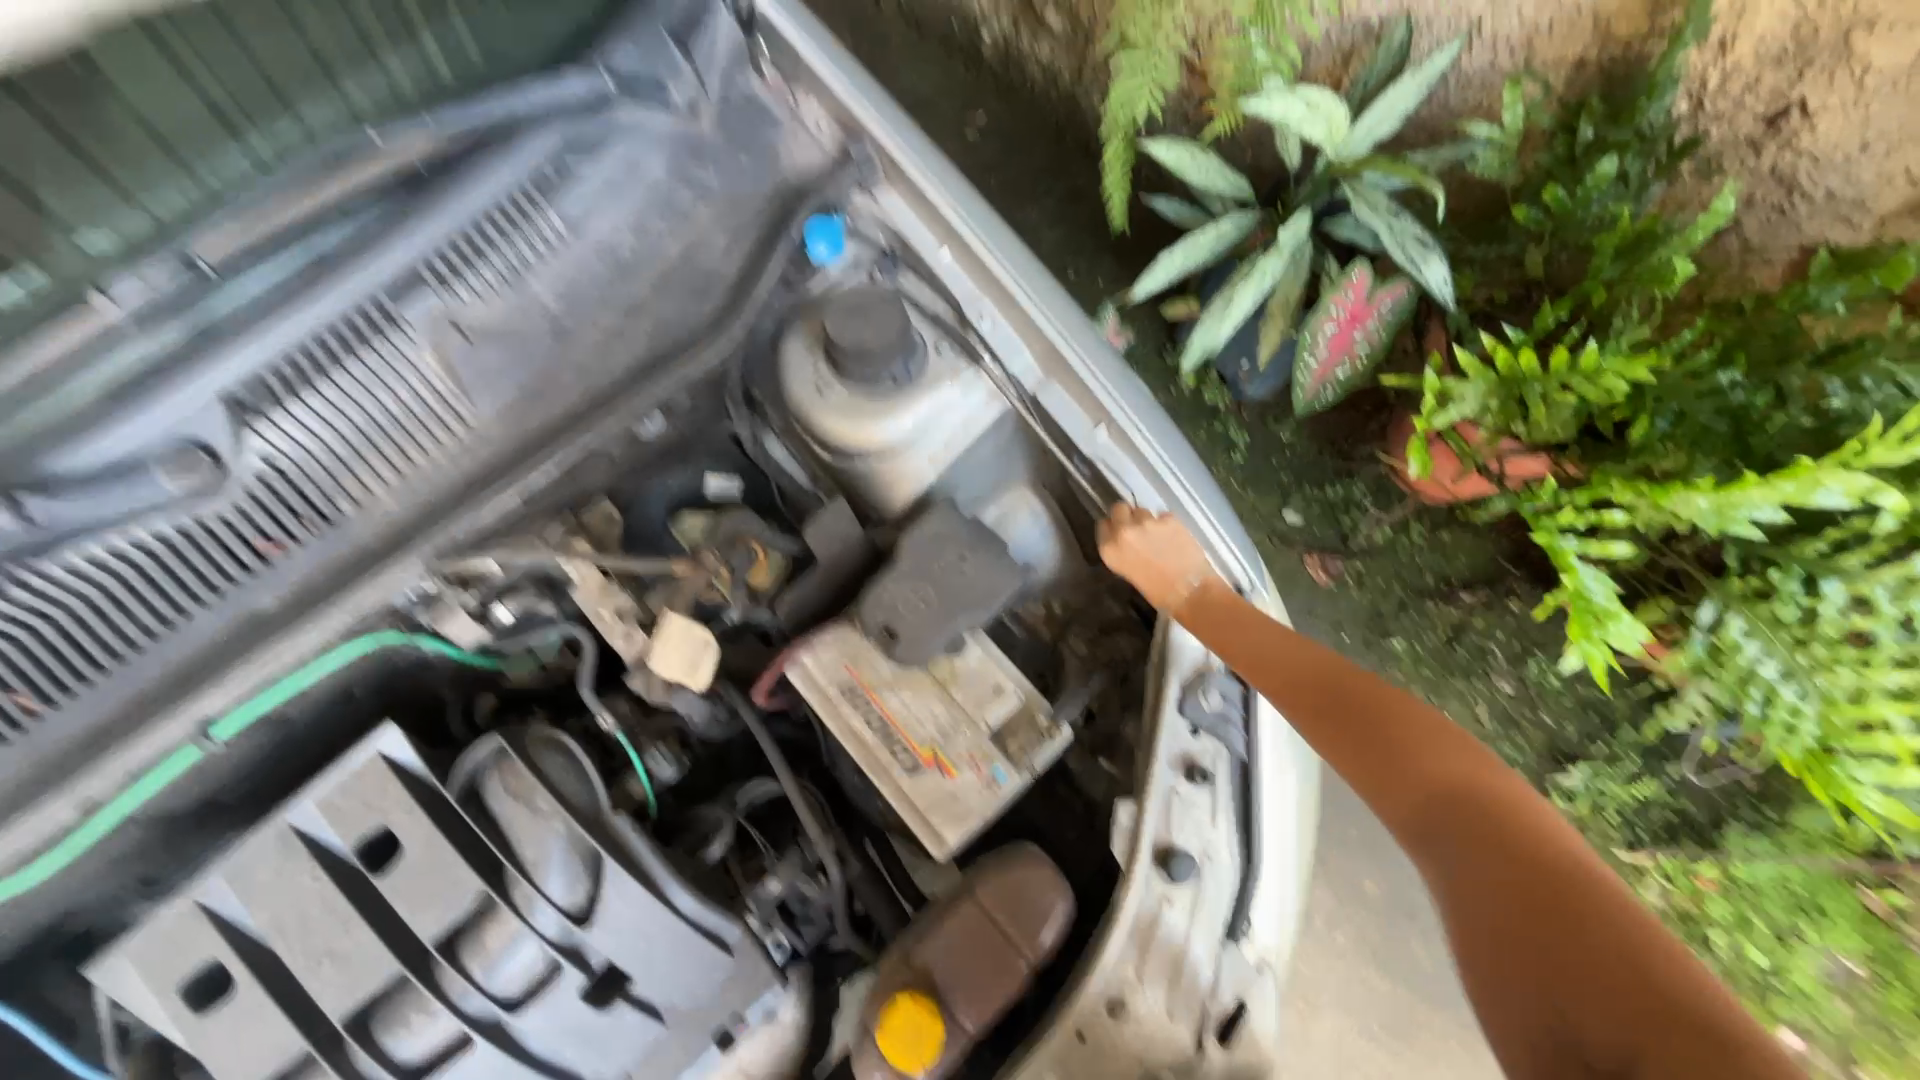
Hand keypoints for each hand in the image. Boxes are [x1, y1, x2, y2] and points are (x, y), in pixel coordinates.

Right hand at [1096, 503, 1222, 613]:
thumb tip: (1126, 541)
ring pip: (1142, 510)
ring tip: (1158, 535)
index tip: (1119, 532)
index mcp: (1110, 549)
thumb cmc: (1157, 592)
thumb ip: (1122, 552)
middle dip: (1126, 515)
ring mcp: (1147, 522)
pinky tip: (1173, 536)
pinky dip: (1166, 523)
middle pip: (1119, 509)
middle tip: (1136, 527)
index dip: (1112, 527)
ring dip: (1147, 520)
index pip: (1103, 525)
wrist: (1190, 591)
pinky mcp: (1169, 518)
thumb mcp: (1128, 572)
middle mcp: (1124, 531)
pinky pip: (1163, 515)